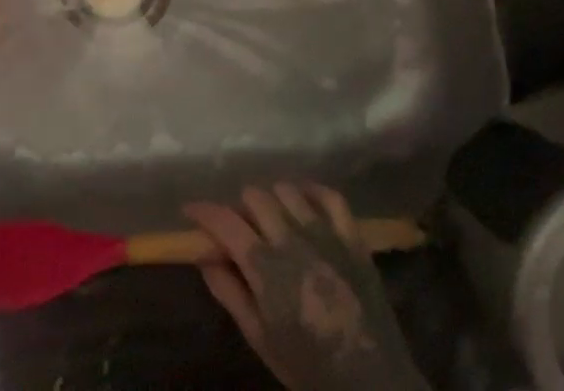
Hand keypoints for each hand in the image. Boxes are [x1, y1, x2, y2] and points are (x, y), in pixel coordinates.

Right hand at [186, 185, 428, 390]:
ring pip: (287, 191)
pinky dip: (312, 192)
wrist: (373, 383)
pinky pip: (332, 198)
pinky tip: (302, 201)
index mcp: (265, 267)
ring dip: (270, 200)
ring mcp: (327, 237)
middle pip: (254, 197)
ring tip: (268, 219)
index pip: (223, 221)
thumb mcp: (258, 336)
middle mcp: (293, 241)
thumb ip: (228, 291)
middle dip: (237, 209)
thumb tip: (204, 255)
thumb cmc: (308, 365)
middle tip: (235, 230)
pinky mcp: (354, 241)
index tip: (190, 212)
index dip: (201, 211)